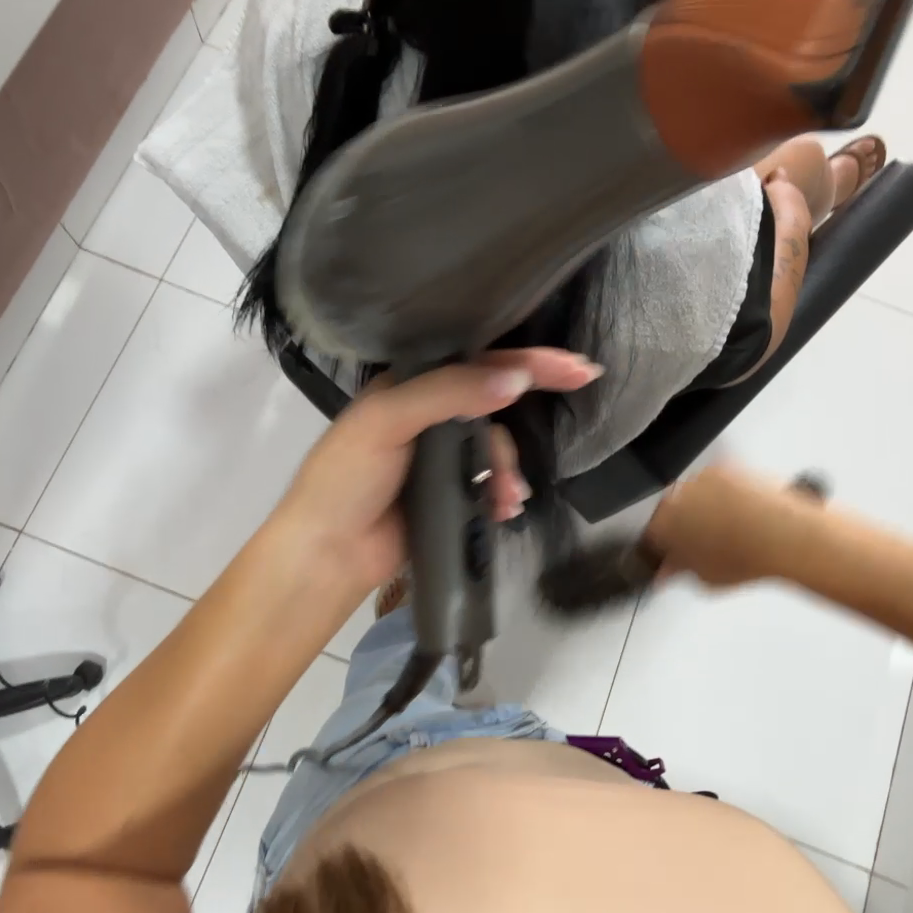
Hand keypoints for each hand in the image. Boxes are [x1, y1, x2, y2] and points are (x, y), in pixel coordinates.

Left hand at [275, 349, 602, 589]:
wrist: (328, 553)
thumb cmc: (346, 478)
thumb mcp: (388, 420)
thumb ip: (448, 393)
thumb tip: (515, 379)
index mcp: (408, 385)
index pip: (475, 360)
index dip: (526, 359)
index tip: (575, 366)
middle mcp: (426, 412)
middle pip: (493, 398)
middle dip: (531, 402)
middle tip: (585, 385)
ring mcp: (439, 455)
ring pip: (496, 445)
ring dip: (510, 467)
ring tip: (507, 498)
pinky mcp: (448, 492)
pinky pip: (490, 481)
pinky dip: (502, 492)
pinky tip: (503, 510)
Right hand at [644, 462, 826, 587]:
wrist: (786, 535)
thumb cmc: (748, 555)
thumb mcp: (706, 579)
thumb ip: (680, 571)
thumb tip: (671, 569)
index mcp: (664, 522)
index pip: (652, 535)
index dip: (664, 549)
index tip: (674, 556)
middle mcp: (679, 494)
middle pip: (673, 510)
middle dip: (684, 526)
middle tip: (703, 546)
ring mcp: (704, 478)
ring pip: (696, 494)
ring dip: (705, 507)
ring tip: (728, 530)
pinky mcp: (729, 466)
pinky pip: (720, 482)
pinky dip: (727, 495)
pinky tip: (741, 514)